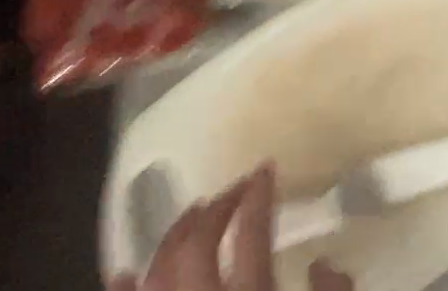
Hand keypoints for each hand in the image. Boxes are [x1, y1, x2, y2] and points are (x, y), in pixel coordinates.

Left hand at [109, 163, 352, 290]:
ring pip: (158, 272)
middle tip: (235, 188)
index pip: (252, 232)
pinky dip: (124, 287)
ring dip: (174, 238)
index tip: (266, 167)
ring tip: (193, 214)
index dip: (258, 195)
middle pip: (198, 245)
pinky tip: (125, 270)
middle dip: (216, 209)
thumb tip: (323, 263)